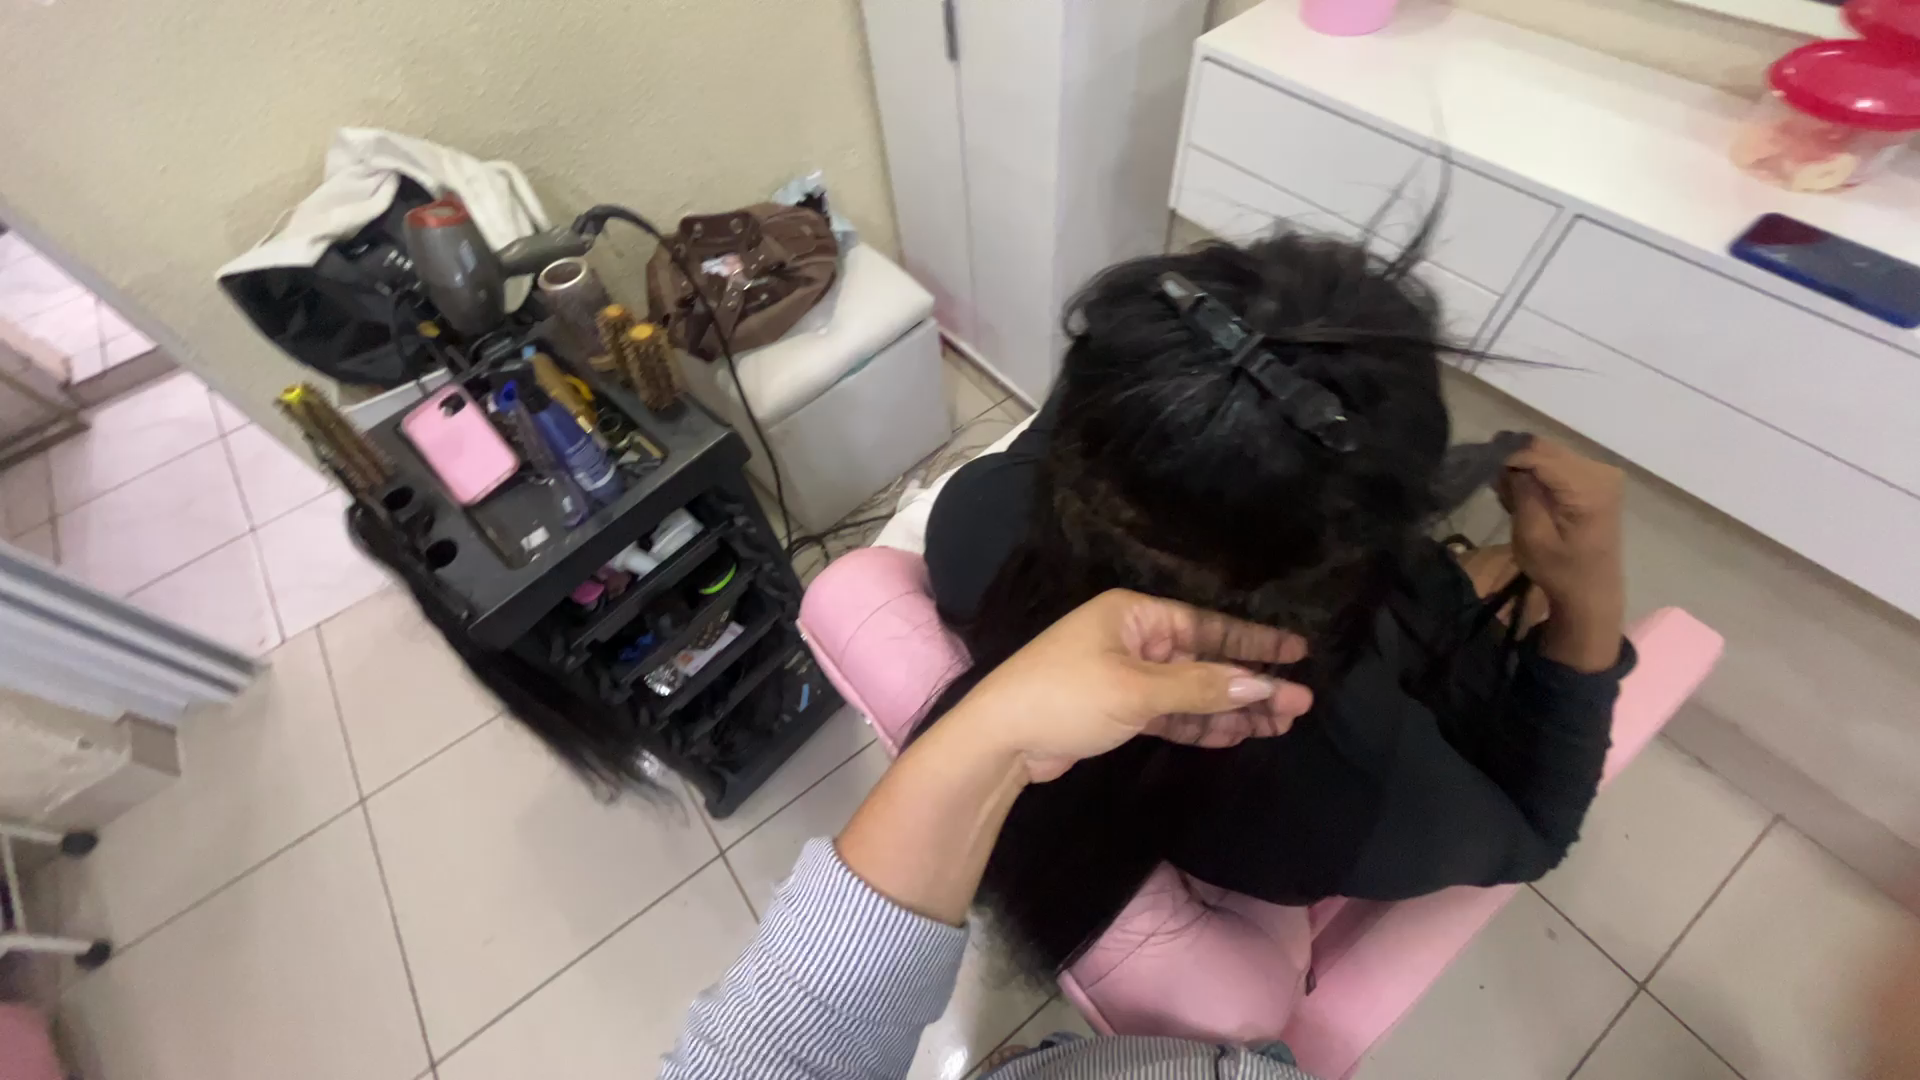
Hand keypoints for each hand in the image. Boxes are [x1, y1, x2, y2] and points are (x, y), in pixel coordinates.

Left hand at [837, 590, 1312, 924]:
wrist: (1001, 739)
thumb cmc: (1065, 696)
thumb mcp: (1136, 689)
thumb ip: (1201, 688)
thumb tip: (1264, 684)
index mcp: (1133, 615)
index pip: (1206, 625)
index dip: (1253, 641)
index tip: (1299, 651)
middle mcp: (1132, 639)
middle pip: (1203, 661)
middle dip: (1248, 683)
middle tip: (1301, 706)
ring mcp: (1125, 676)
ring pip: (1190, 691)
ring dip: (1230, 709)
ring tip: (1281, 725)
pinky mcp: (1119, 710)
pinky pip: (1170, 713)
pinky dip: (1200, 724)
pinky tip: (1236, 735)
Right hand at [1498, 437, 1626, 670]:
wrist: (1592, 588)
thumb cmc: (1559, 568)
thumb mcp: (1530, 535)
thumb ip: (1522, 493)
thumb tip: (1506, 463)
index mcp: (1588, 487)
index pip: (1538, 454)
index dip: (1504, 455)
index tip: (1474, 465)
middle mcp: (1600, 471)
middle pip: (1544, 448)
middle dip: (1511, 460)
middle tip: (1489, 484)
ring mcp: (1600, 473)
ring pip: (1547, 452)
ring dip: (1521, 467)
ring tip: (1506, 494)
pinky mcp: (1594, 479)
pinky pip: (1556, 462)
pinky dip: (1534, 473)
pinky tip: (1524, 494)